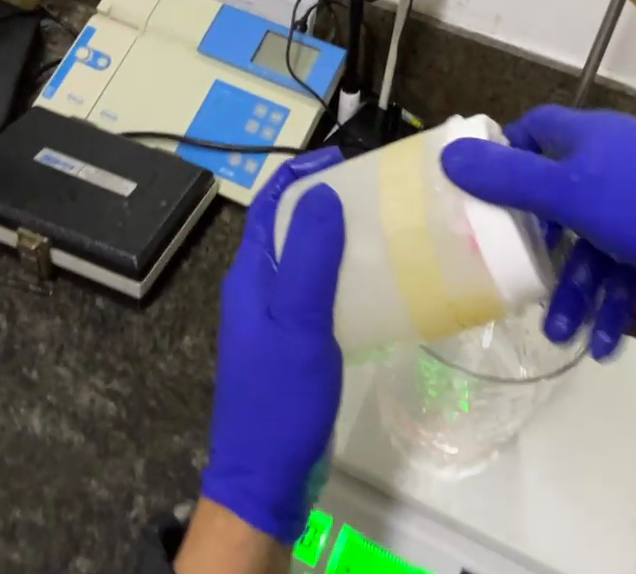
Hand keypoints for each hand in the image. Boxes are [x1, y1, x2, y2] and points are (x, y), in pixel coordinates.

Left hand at [201, 149, 347, 543]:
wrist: (267, 475)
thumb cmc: (279, 395)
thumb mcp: (298, 320)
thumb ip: (309, 257)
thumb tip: (322, 192)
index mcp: (251, 274)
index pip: (271, 205)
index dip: (299, 174)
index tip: (341, 159)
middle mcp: (259, 288)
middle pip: (290, 228)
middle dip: (326, 202)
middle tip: (375, 193)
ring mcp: (276, 318)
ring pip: (307, 261)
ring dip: (339, 240)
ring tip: (385, 230)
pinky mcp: (296, 342)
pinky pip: (320, 294)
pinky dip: (345, 278)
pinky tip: (379, 284)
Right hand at [440, 106, 635, 352]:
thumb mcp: (576, 194)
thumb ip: (511, 179)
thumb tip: (448, 155)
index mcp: (586, 140)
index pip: (531, 134)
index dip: (503, 160)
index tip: (477, 200)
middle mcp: (610, 164)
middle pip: (556, 200)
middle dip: (536, 247)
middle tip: (512, 284)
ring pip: (591, 244)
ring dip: (575, 290)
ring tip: (561, 338)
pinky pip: (627, 268)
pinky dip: (613, 303)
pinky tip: (605, 344)